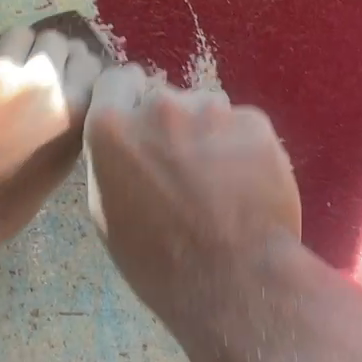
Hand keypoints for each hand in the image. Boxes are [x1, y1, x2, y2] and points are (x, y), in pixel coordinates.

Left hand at [0, 25, 103, 258]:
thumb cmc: (12, 199)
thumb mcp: (64, 160)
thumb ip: (77, 115)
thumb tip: (79, 80)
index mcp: (74, 110)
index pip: (90, 61)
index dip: (80, 68)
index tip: (70, 78)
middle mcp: (43, 84)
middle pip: (58, 40)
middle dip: (51, 55)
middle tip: (37, 74)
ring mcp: (2, 74)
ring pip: (22, 33)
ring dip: (20, 47)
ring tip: (11, 68)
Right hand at [82, 67, 304, 361]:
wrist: (234, 280)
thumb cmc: (158, 260)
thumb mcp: (108, 211)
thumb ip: (112, 158)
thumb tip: (125, 138)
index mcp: (111, 128)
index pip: (116, 81)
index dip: (128, 99)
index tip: (140, 120)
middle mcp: (158, 106)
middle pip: (164, 98)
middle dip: (171, 124)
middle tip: (184, 167)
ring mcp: (210, 109)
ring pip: (206, 108)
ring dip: (209, 132)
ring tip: (220, 180)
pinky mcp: (253, 120)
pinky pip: (242, 124)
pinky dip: (244, 146)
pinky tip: (247, 183)